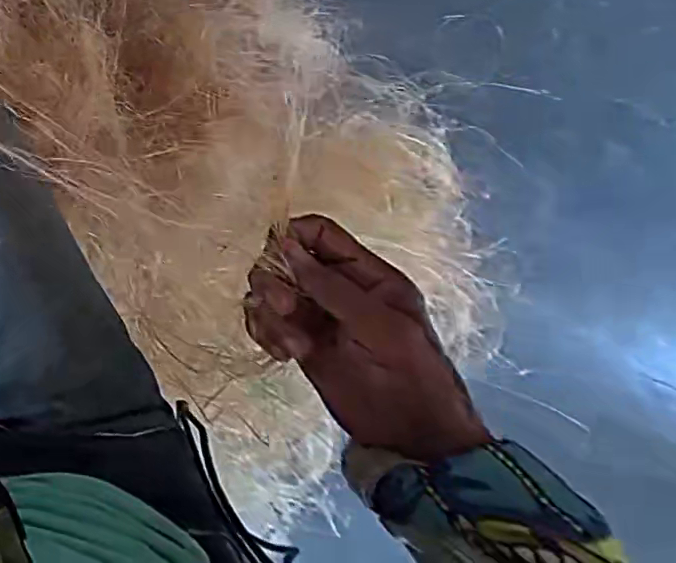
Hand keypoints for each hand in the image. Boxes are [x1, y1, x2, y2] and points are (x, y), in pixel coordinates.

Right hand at [245, 215, 489, 461]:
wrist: (414, 442)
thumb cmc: (412, 379)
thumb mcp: (381, 328)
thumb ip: (332, 285)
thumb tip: (285, 245)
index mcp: (366, 276)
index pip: (317, 232)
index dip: (291, 237)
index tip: (278, 260)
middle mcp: (334, 287)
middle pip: (281, 259)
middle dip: (275, 283)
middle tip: (286, 310)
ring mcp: (311, 312)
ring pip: (266, 289)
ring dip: (269, 314)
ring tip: (292, 344)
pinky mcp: (294, 336)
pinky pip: (262, 318)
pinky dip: (264, 332)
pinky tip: (284, 354)